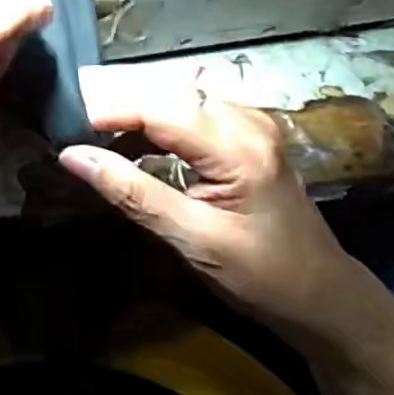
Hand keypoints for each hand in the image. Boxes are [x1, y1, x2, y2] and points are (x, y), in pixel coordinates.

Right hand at [59, 86, 383, 346]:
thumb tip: (74, 157)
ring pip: (179, 101)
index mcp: (239, 146)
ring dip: (136, 115)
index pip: (160, 109)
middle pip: (169, 95)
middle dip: (119, 108)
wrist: (325, 298)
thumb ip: (132, 194)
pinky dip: (158, 125)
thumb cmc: (264, 278)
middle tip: (76, 129)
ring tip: (96, 134)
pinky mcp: (248, 136)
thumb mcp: (193, 240)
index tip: (68, 125)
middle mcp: (247, 122)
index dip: (109, 111)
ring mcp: (252, 125)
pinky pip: (193, 114)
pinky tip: (136, 143)